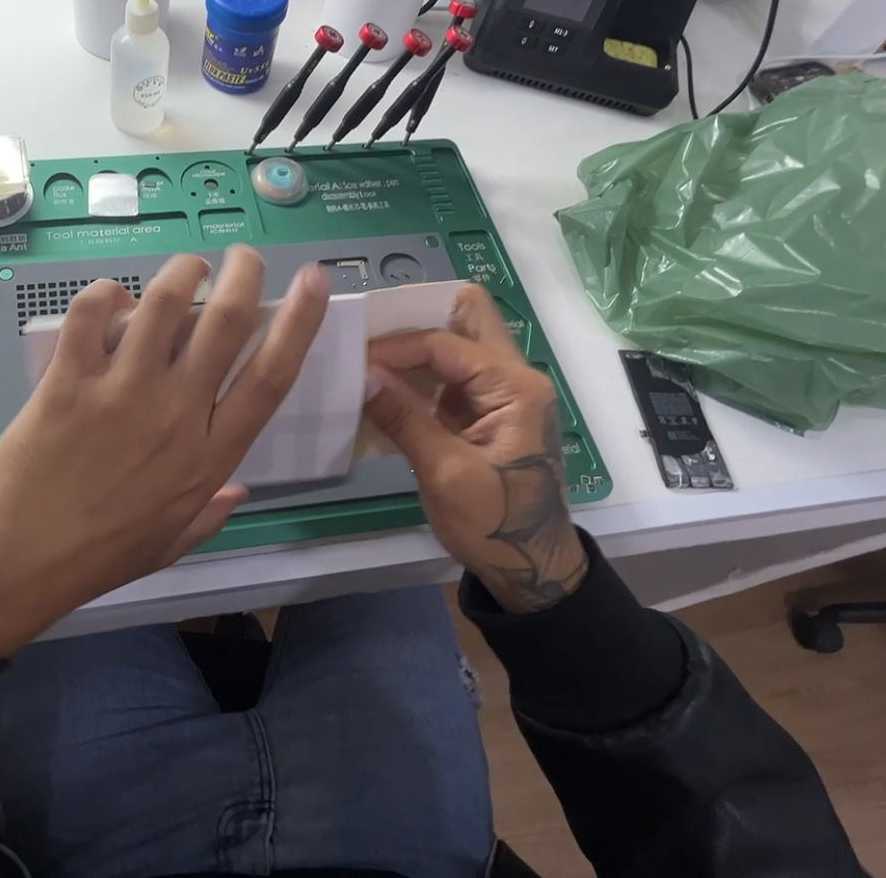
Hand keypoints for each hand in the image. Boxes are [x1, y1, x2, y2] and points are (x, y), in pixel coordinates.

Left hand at [0, 246, 329, 654]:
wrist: (17, 563)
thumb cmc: (99, 557)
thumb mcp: (171, 544)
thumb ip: (210, 512)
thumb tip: (236, 489)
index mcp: (209, 455)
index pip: (272, 375)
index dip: (300, 321)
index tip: (313, 280)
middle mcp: (176, 413)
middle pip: (226, 322)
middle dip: (244, 274)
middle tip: (244, 257)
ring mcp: (121, 392)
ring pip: (164, 304)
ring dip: (182, 272)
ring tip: (187, 267)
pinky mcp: (68, 380)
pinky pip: (92, 314)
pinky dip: (104, 293)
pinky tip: (112, 299)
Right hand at [363, 285, 586, 612]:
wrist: (530, 568)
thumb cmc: (494, 523)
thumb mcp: (444, 472)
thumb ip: (404, 417)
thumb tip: (363, 374)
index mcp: (514, 387)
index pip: (446, 343)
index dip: (397, 346)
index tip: (354, 359)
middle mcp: (514, 377)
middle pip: (468, 318)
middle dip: (417, 320)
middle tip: (371, 336)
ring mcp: (500, 393)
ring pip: (458, 342)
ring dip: (415, 346)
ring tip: (368, 357)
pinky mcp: (484, 411)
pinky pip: (449, 374)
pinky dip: (418, 373)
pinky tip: (384, 385)